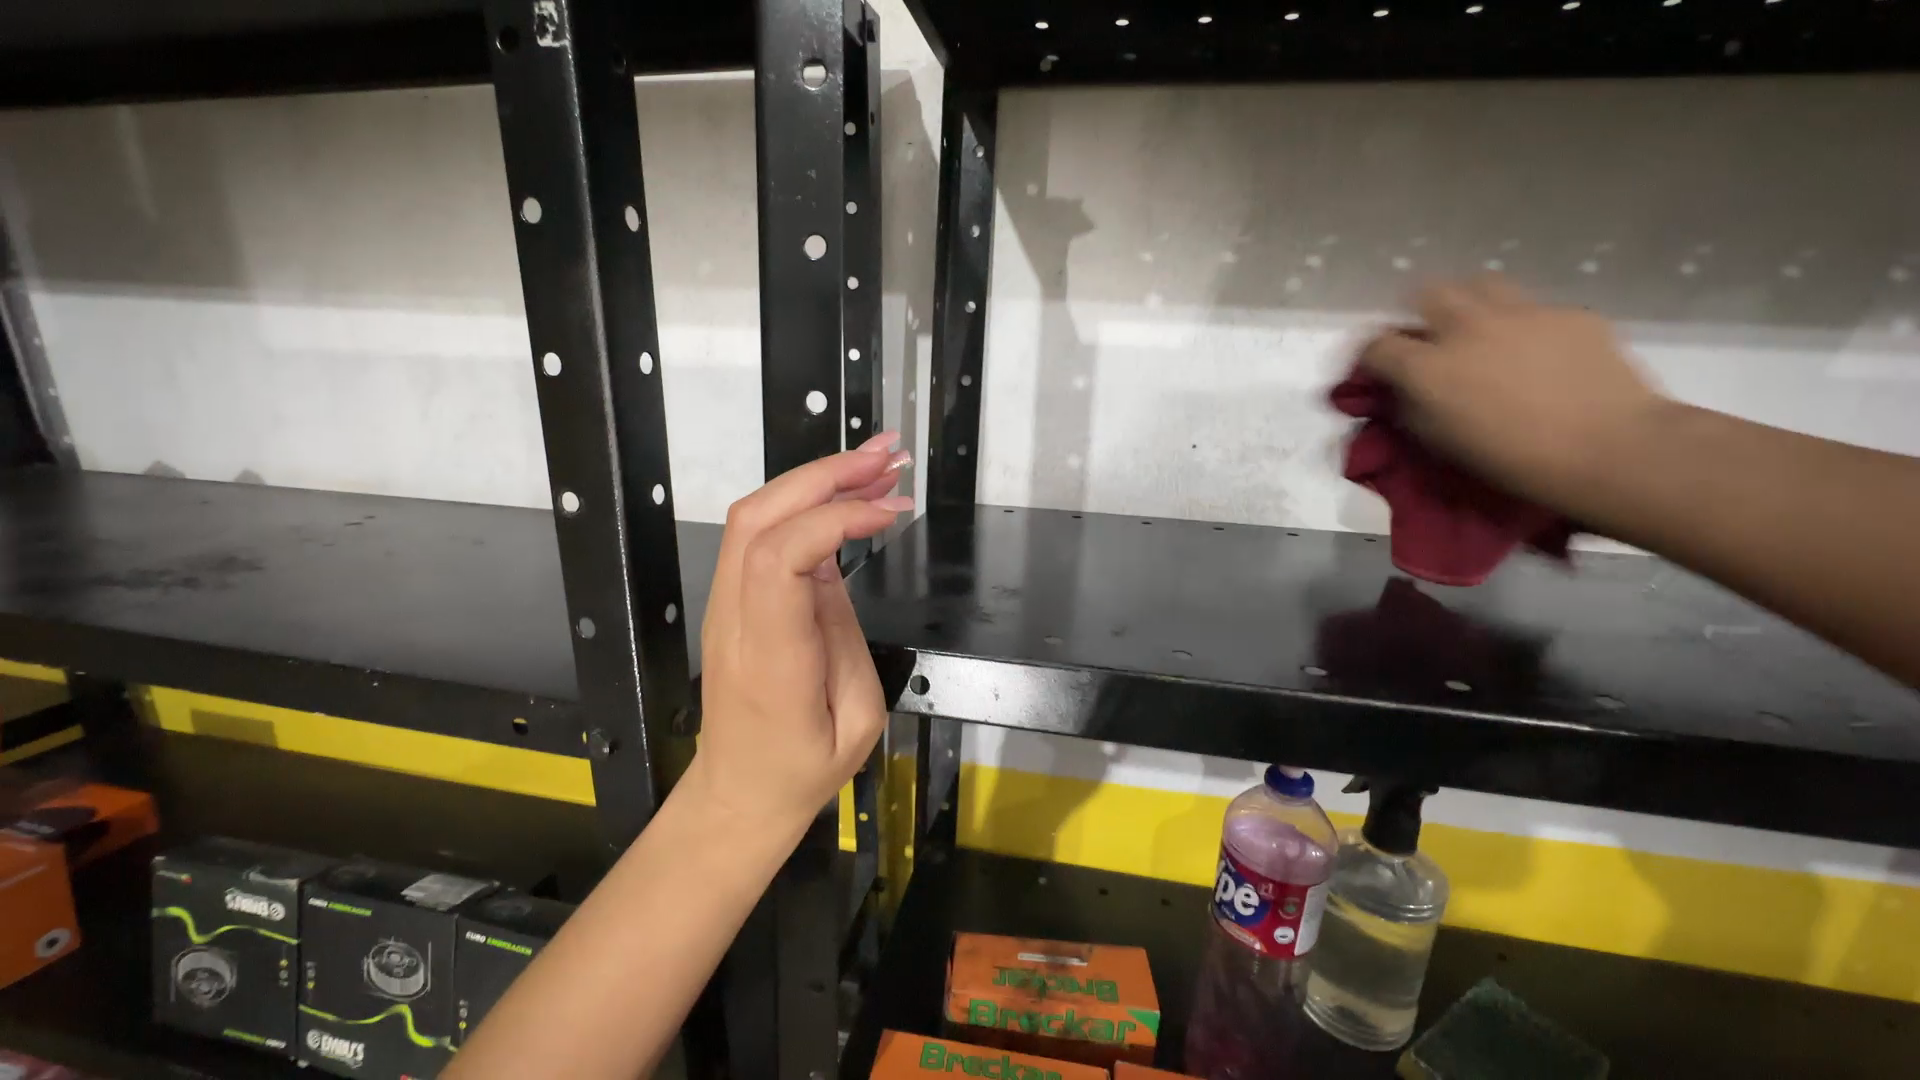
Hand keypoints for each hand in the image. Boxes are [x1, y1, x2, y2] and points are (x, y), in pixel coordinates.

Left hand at [688, 432, 912, 831]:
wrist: (740, 793)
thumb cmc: (805, 768)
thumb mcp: (857, 716)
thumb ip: (843, 633)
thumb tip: (832, 561)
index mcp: (769, 656)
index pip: (779, 558)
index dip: (834, 517)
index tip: (891, 510)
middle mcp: (734, 618)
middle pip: (759, 518)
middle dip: (825, 475)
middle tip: (889, 457)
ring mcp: (723, 604)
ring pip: (753, 516)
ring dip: (814, 480)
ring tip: (876, 464)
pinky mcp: (731, 599)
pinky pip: (757, 536)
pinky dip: (801, 503)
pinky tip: (846, 497)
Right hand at [1357, 276, 1667, 509]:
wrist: (1607, 448)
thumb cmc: (1512, 459)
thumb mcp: (1440, 442)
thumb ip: (1413, 407)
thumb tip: (1404, 392)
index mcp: (1428, 366)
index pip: (1376, 345)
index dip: (1370, 357)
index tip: (1374, 370)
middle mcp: (1467, 327)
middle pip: (1427, 293)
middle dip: (1419, 311)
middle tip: (1426, 335)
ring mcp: (1521, 313)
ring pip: (1479, 284)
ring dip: (1468, 303)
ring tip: (1477, 328)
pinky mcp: (1568, 313)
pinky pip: (1532, 308)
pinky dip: (1522, 324)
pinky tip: (1536, 350)